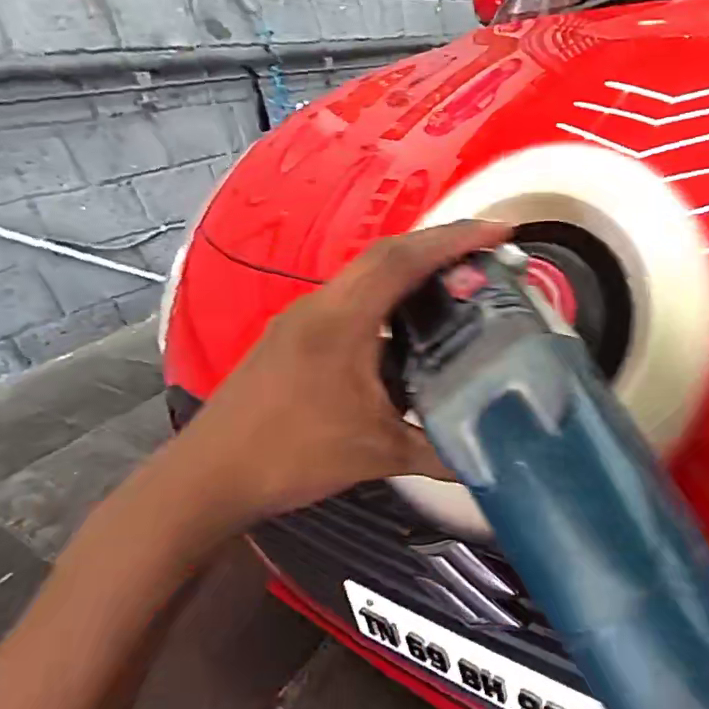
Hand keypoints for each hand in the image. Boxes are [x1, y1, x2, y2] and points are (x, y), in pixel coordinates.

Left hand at [162, 220, 512, 526]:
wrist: (209, 477)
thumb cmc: (293, 456)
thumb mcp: (380, 454)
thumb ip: (442, 453)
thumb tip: (491, 461)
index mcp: (341, 321)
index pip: (403, 261)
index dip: (454, 240)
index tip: (499, 231)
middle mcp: (321, 306)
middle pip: (386, 254)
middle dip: (440, 243)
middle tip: (486, 250)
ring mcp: (304, 318)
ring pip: (368, 274)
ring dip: (413, 267)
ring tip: (458, 278)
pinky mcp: (296, 336)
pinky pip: (355, 298)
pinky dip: (392, 296)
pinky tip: (413, 322)